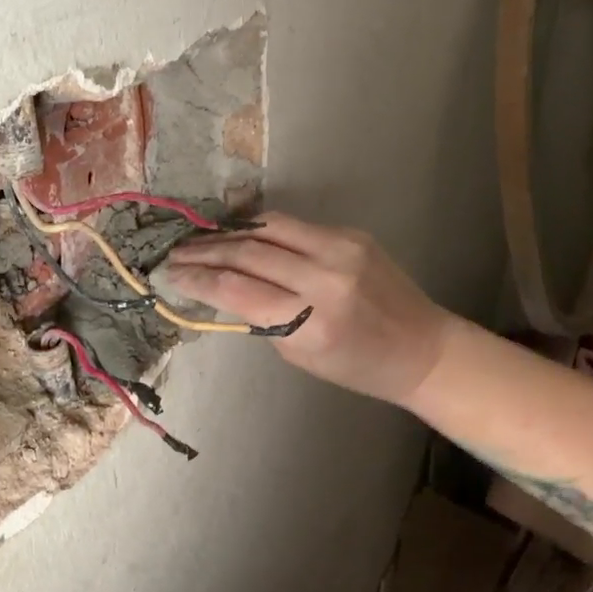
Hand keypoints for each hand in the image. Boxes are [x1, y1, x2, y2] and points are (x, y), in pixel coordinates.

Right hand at [160, 213, 455, 405]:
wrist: (422, 348)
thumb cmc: (357, 366)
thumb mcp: (299, 353)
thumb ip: (262, 316)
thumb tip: (222, 287)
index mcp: (310, 320)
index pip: (237, 290)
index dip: (197, 278)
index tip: (171, 274)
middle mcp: (325, 277)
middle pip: (247, 253)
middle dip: (205, 251)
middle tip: (175, 252)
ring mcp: (341, 249)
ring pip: (267, 227)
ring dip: (227, 233)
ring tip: (199, 239)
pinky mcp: (351, 234)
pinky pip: (293, 225)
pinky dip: (259, 228)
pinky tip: (237, 232)